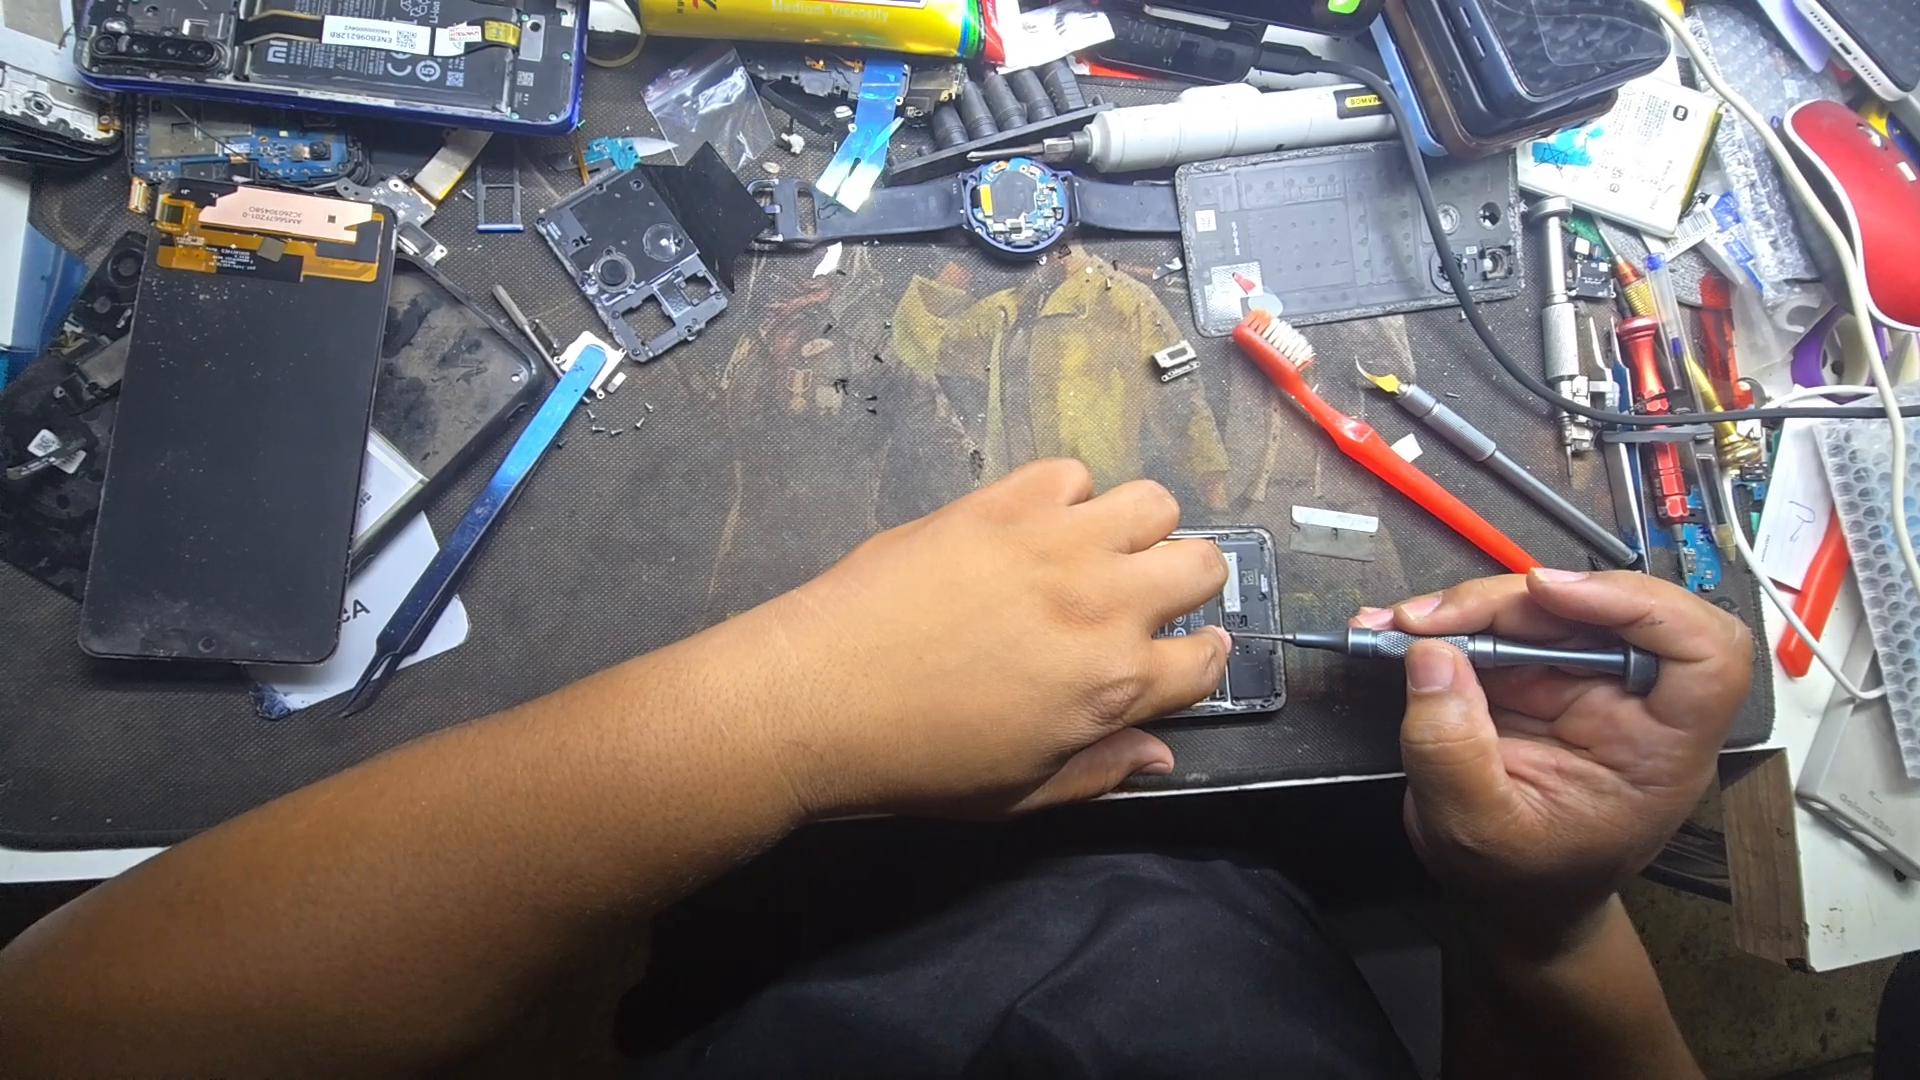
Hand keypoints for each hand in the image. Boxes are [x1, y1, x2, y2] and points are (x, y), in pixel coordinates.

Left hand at [727, 459, 1229, 818]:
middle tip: (1143, 600)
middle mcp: (1103, 601)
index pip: (1208, 661)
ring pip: (1152, 503)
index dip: (1204, 659)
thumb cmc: (918, 761)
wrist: (819, 694)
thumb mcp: (1019, 794)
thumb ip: (1101, 770)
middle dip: (1188, 585)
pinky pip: (1068, 473)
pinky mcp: (1000, 502)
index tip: (1185, 655)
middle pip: (1201, 565)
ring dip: (1139, 530)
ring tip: (1097, 551)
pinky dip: (1065, 496)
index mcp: (1114, 683)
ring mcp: (1054, 541)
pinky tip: (1034, 526)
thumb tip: (1161, 752)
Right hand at [1372, 569, 1751, 946]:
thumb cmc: (1515, 876)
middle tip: (1417, 620)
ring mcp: (1569, 684)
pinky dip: (1434, 625)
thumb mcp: (1476, 825)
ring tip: (1390, 624)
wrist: (1502, 892)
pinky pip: (1483, 631)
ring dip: (1456, 609)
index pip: (1700, 654)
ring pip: (1531, 612)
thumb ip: (1451, 748)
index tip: (1544, 592)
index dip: (1637, 606)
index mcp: (1654, 745)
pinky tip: (1390, 630)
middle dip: (1498, 603)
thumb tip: (1429, 655)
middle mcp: (1622, 701)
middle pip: (1589, 615)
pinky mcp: (1520, 678)